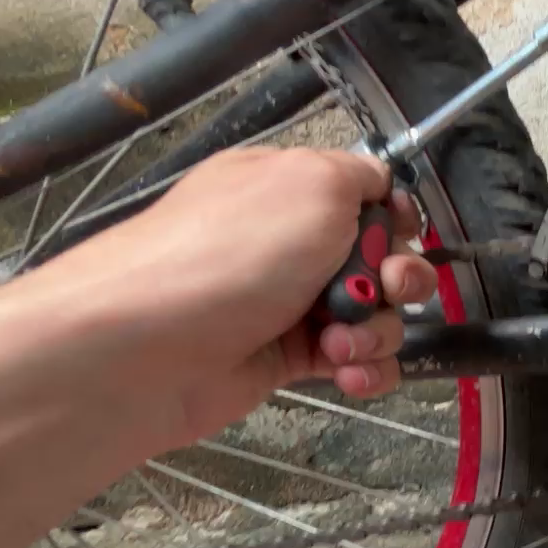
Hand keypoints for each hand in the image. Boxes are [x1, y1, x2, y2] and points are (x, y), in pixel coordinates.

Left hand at [28, 147, 436, 447]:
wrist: (148, 348)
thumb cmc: (237, 254)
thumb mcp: (310, 184)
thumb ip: (361, 174)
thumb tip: (384, 185)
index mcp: (292, 192)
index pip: (370, 198)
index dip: (398, 218)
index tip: (400, 233)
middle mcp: (297, 245)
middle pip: (387, 262)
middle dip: (400, 281)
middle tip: (384, 290)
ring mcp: (298, 303)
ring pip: (380, 316)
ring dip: (378, 332)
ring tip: (342, 344)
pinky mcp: (297, 356)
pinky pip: (362, 361)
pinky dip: (367, 368)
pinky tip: (348, 373)